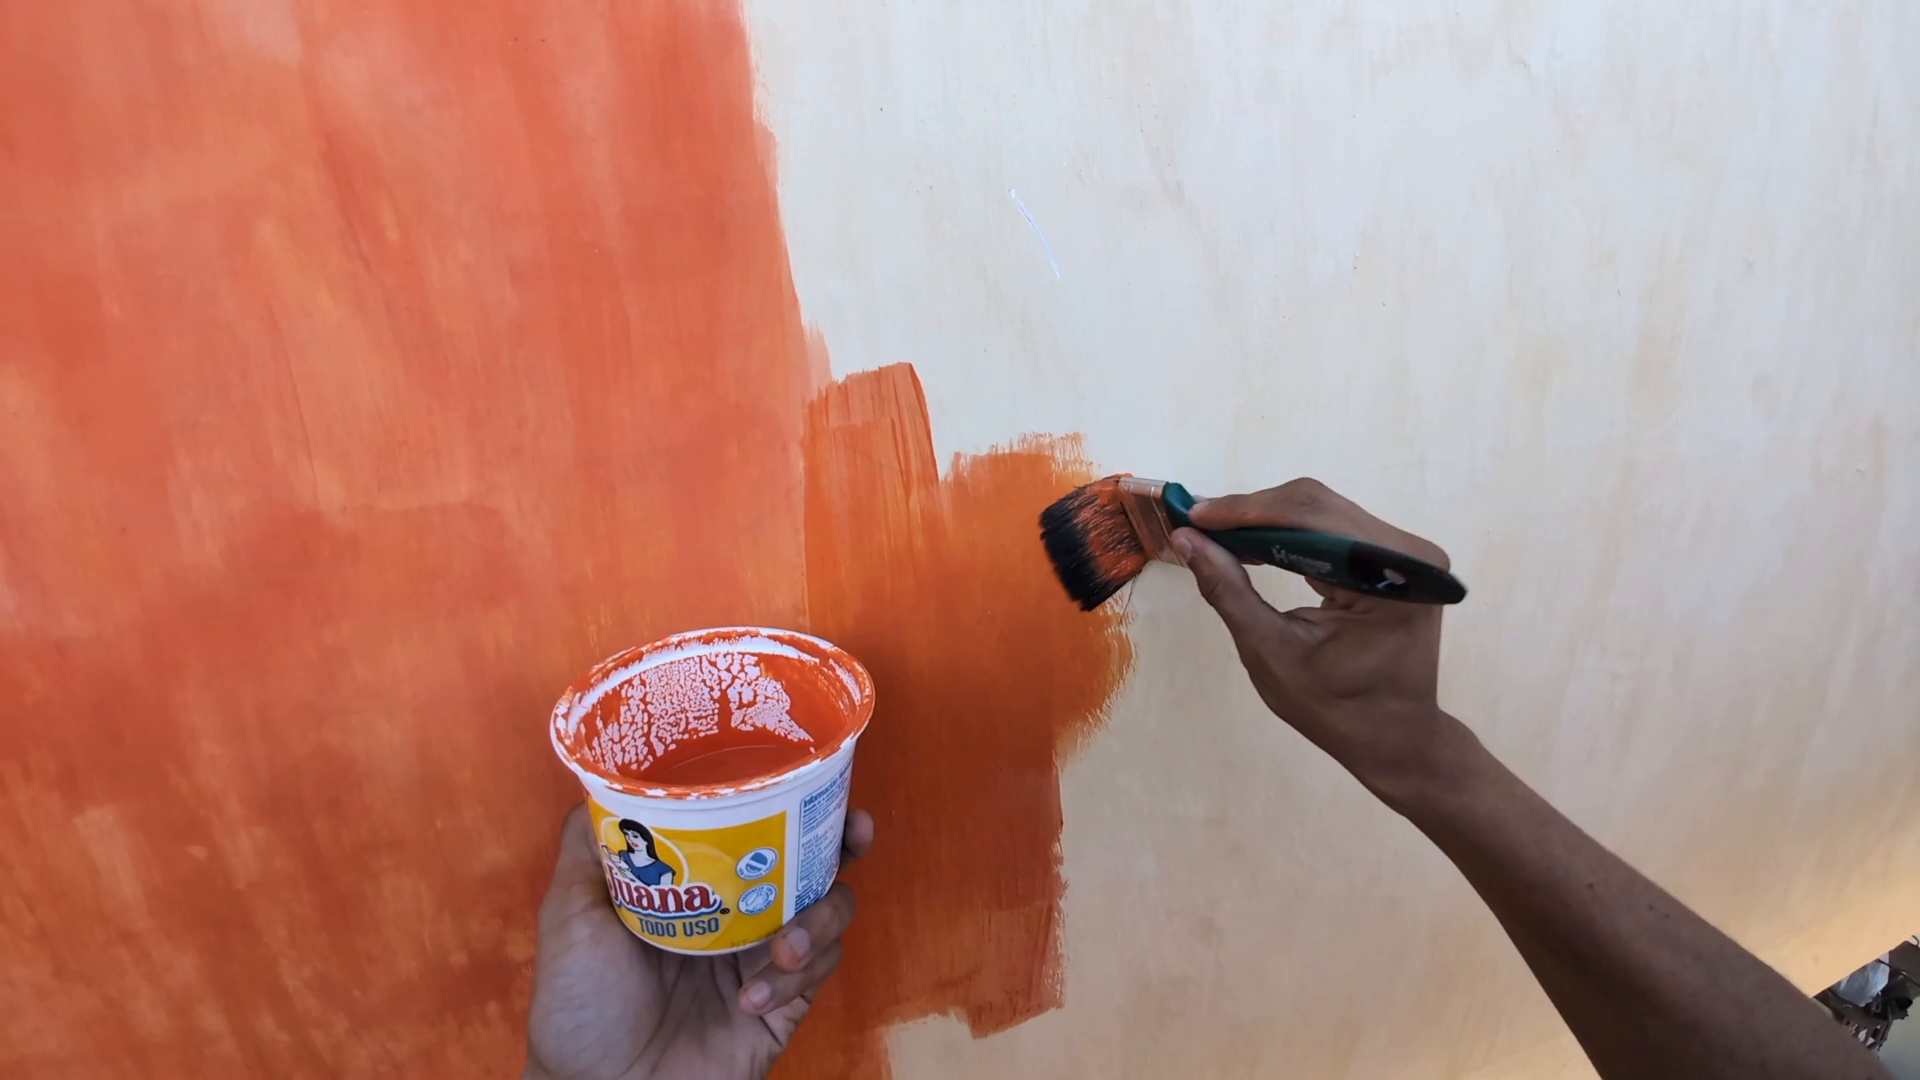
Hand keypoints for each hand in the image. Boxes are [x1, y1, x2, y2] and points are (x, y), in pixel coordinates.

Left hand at [523, 804, 873, 1079]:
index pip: (762, 828)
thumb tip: (606, 781)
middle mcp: (748, 909)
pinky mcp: (789, 998)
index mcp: (710, 883)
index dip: (792, 801)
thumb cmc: (582, 1003)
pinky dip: (796, 976)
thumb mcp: (573, 915)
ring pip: (832, 909)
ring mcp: (771, 953)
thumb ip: (588, 850)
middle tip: (856, 829)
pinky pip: (821, 967)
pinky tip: (752, 997)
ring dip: (821, 919)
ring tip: (784, 947)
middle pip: (815, 859)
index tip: (812, 779)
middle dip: (844, 840)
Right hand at [1174, 478, 1466, 801]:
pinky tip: (1250, 543)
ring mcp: (1403, 551)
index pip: (1309, 517)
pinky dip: (1284, 530)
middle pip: (1315, 505)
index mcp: (1389, 577)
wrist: (1390, 736)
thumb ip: (1228, 590)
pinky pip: (1329, 526)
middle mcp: (1408, 552)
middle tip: (1195, 524)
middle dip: (1249, 511)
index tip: (1192, 517)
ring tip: (1215, 533)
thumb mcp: (1269, 651)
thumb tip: (1185, 538)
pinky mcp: (1392, 556)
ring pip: (1319, 509)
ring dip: (1263, 518)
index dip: (1245, 511)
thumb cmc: (1331, 707)